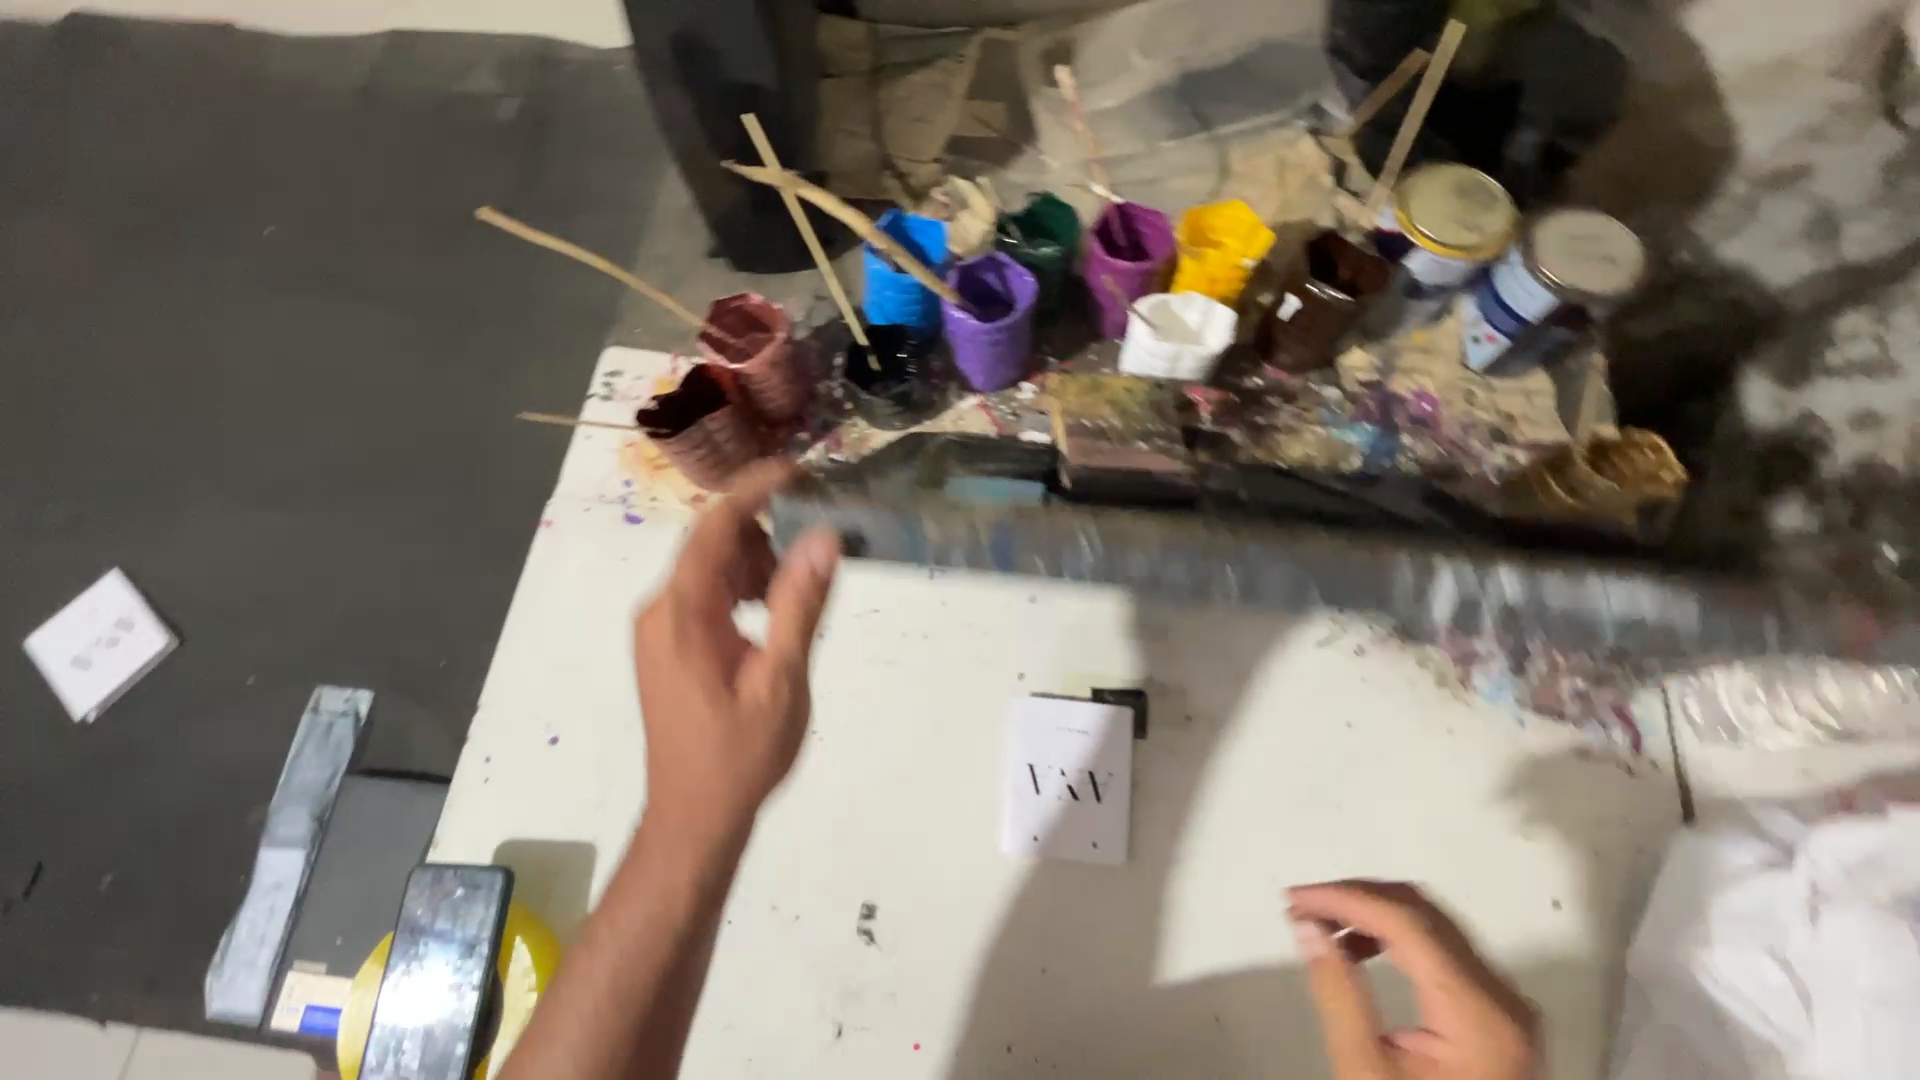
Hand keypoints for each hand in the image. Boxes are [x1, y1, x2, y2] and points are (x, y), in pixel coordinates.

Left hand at [634, 460, 839, 839]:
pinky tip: (772, 621)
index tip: (800, 471)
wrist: (695, 817)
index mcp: (682, 612)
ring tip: (796, 603)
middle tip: (816, 556)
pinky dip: (744, 591)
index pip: (714, 526)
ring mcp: (660, 628)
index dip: (755, 489)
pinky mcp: (668, 645)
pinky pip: (707, 595)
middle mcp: (660, 610)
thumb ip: (801, 604)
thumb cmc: (740, 754)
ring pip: (712, 568)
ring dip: (758, 567)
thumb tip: (824, 537)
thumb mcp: (782, 679)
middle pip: (713, 543)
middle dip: (766, 536)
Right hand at [1290, 881, 1538, 1079]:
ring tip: (1321, 925)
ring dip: (1372, 912)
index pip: (1406, 923)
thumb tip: (1307, 925)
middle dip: (1356, 898)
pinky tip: (1357, 949)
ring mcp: (1505, 1004)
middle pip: (1423, 912)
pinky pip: (1441, 948)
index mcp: (1478, 1014)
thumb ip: (1337, 993)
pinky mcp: (1497, 1013)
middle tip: (1302, 907)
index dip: (1344, 898)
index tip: (1293, 899)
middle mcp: (1503, 997)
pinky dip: (1394, 935)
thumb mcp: (1364, 1072)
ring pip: (1432, 923)